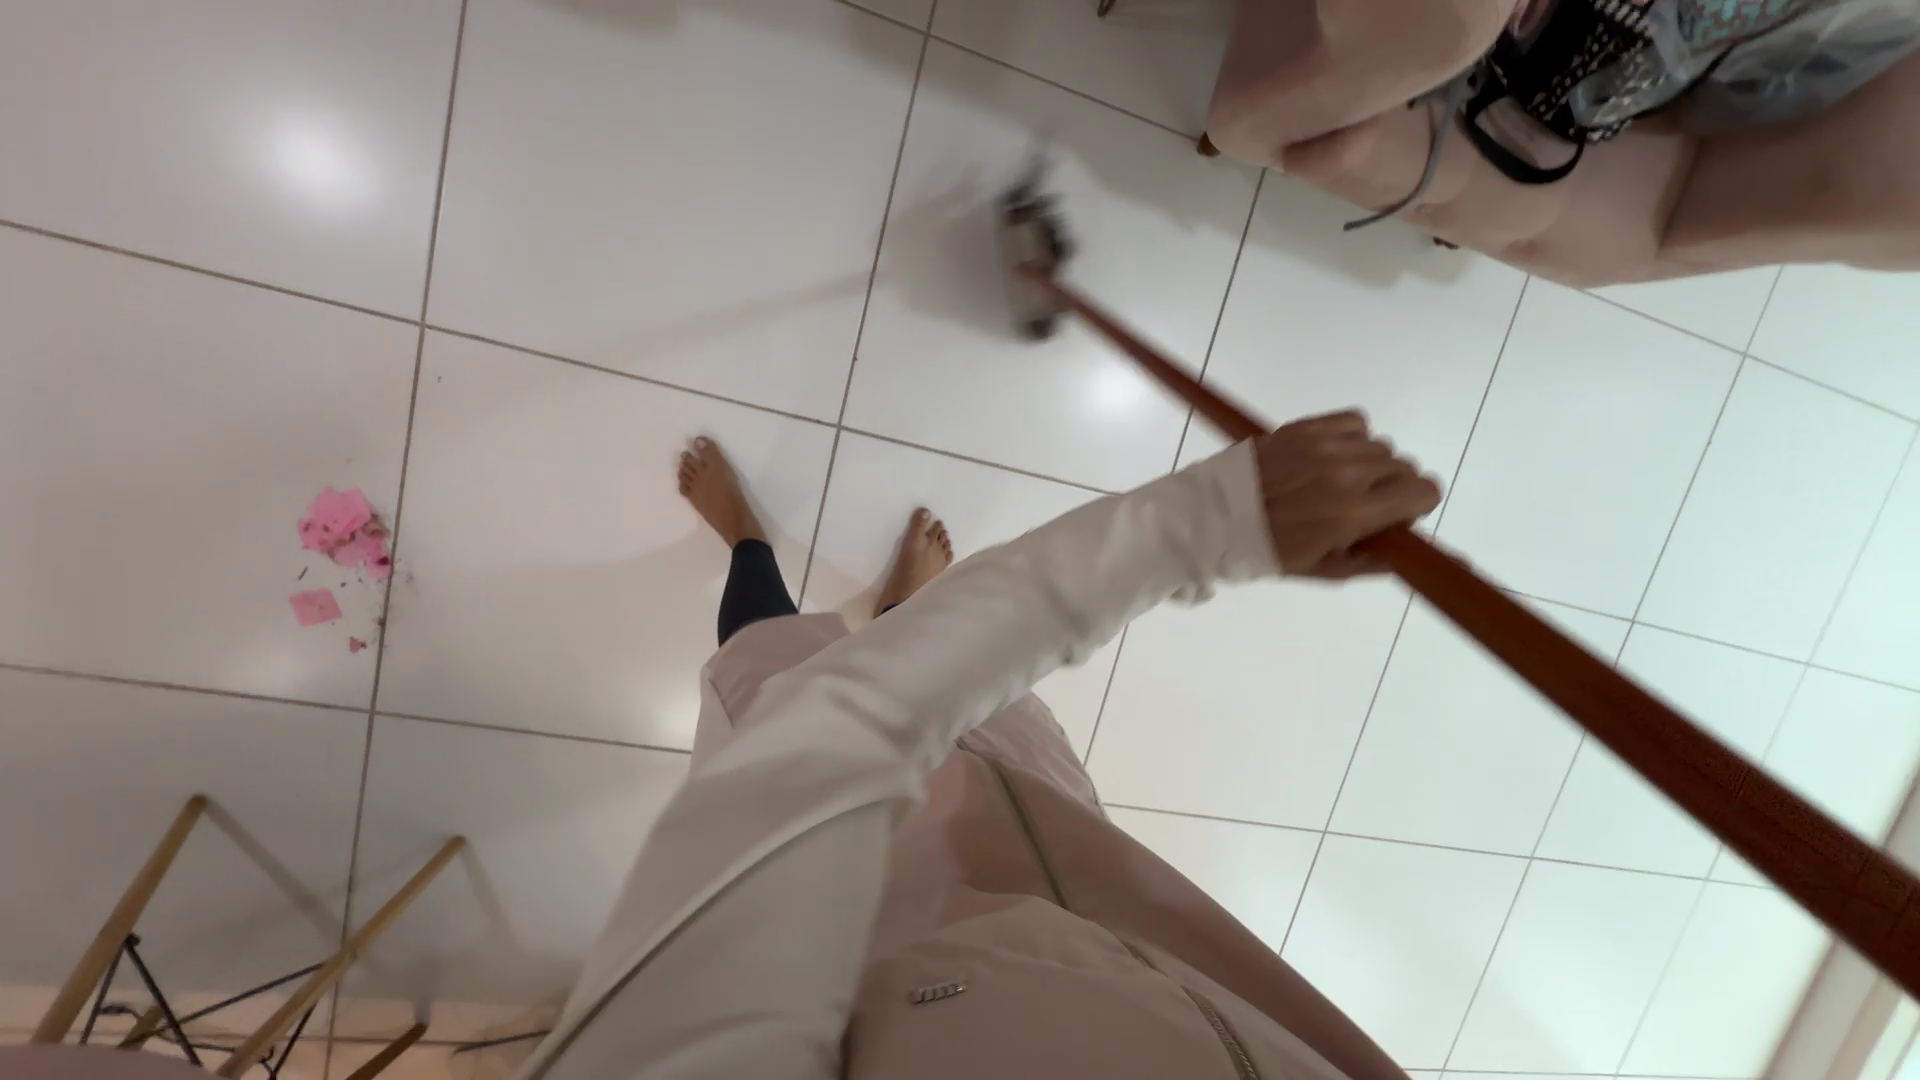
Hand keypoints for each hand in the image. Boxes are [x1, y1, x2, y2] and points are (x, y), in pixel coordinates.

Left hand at [1255, 410, 1441, 578]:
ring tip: (1336, 480)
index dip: (1416, 505)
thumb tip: (1402, 555)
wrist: (1208, 518)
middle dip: (1390, 487)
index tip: (1394, 515)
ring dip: (1368, 462)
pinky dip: (1352, 436)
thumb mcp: (1318, 569)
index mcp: (1353, 512)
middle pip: (1403, 467)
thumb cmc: (1262, 549)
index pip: (1424, 492)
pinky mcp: (1303, 428)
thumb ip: (1367, 562)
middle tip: (1359, 502)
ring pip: (1378, 445)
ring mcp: (1323, 446)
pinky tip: (1332, 455)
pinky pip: (1354, 421)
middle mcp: (1346, 473)